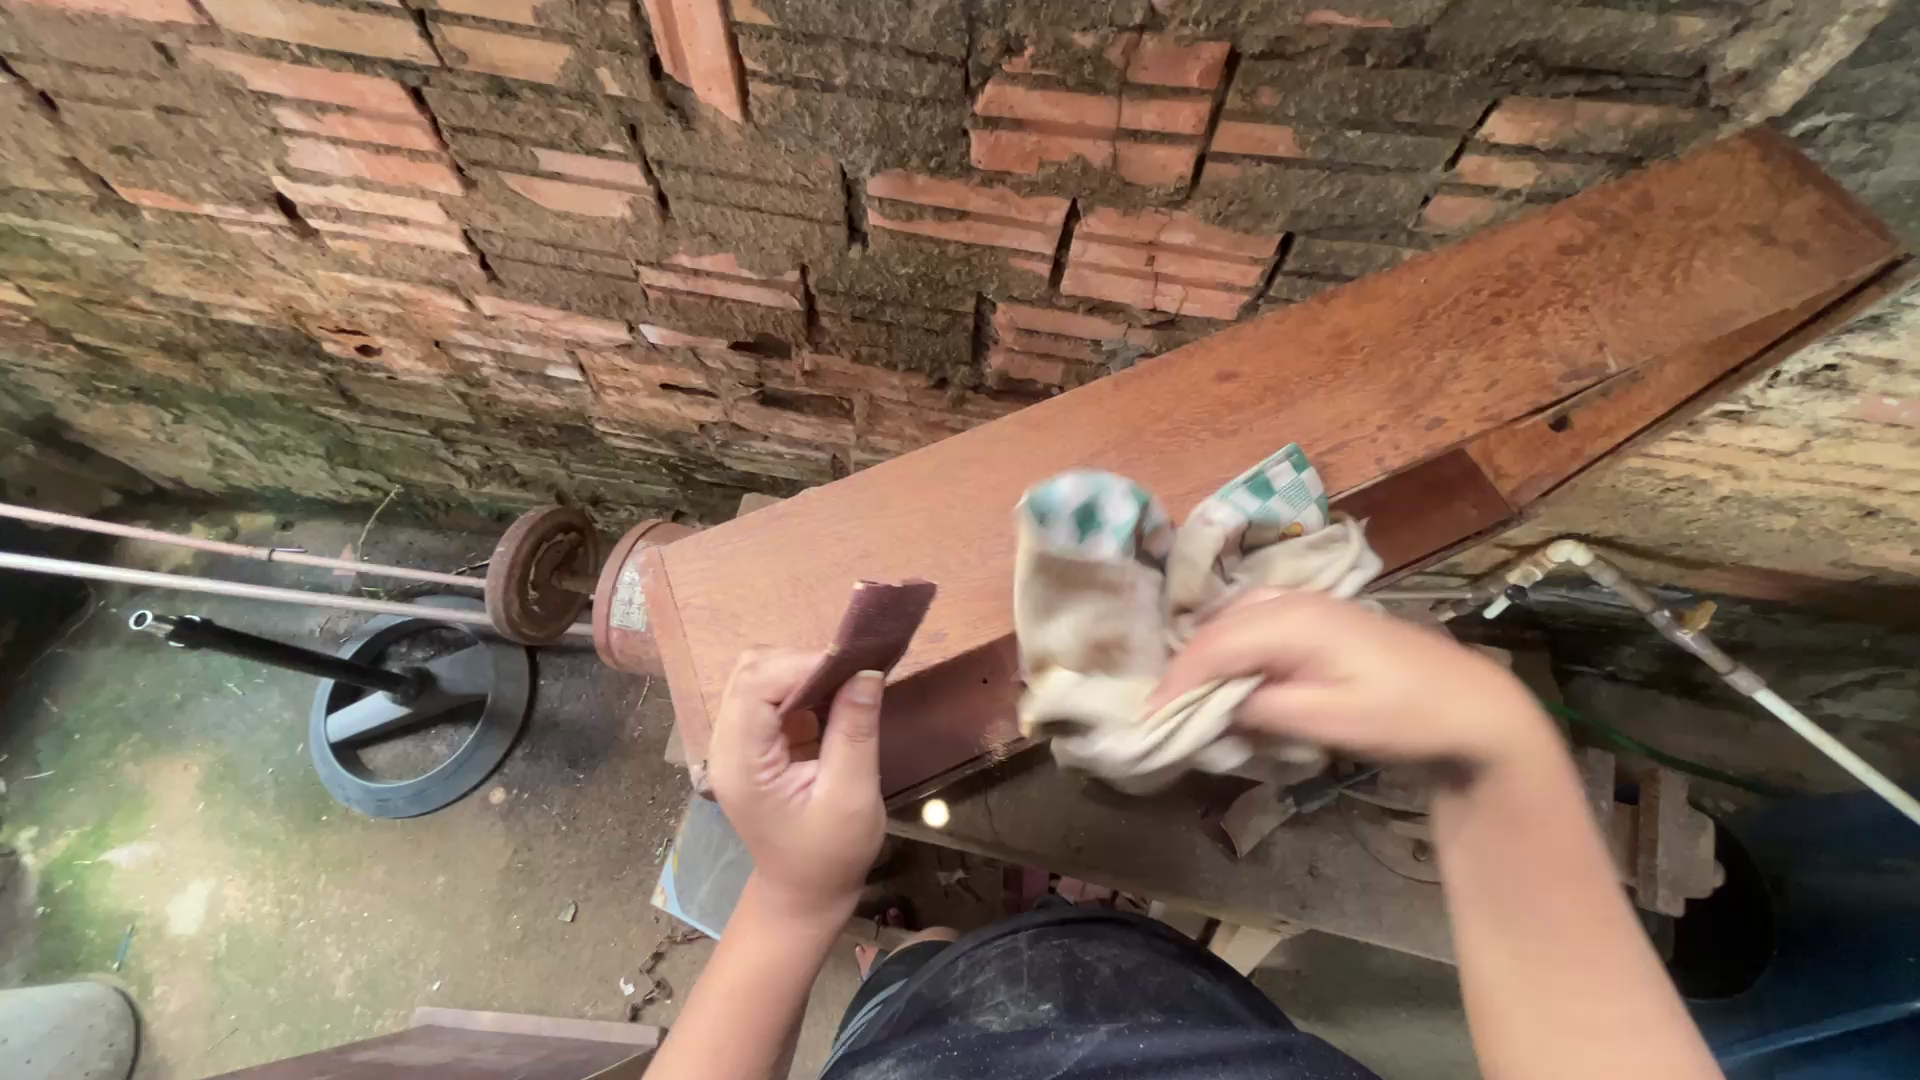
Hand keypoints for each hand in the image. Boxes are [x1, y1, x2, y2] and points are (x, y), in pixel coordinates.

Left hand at [707, 649, 886, 916]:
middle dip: (802, 663)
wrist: (806, 892)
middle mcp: (727, 745)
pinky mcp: (754, 740)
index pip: (755, 685)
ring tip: (845, 688)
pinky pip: (771, 692)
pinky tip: (833, 701)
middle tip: (851, 678)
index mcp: (742, 763)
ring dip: (803, 671)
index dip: (802, 665)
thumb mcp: (852, 795)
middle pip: (751, 670)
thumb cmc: (830, 854)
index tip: (852, 669)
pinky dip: (803, 685)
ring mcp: (736, 741)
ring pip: (759, 674)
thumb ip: (855, 730)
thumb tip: (866, 671)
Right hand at [1149, 591, 1554, 775]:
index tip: (1151, 716)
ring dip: (1207, 656)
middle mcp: (1291, 601)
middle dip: (1185, 668)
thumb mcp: (1331, 721)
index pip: (1214, 648)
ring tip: (1192, 695)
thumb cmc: (1405, 715)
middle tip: (1165, 711)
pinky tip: (1231, 674)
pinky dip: (1230, 648)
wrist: (1473, 702)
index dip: (1177, 681)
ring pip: (1231, 621)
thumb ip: (1264, 709)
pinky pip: (1252, 623)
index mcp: (1293, 622)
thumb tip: (1214, 707)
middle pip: (1216, 629)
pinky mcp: (1314, 615)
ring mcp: (1304, 603)